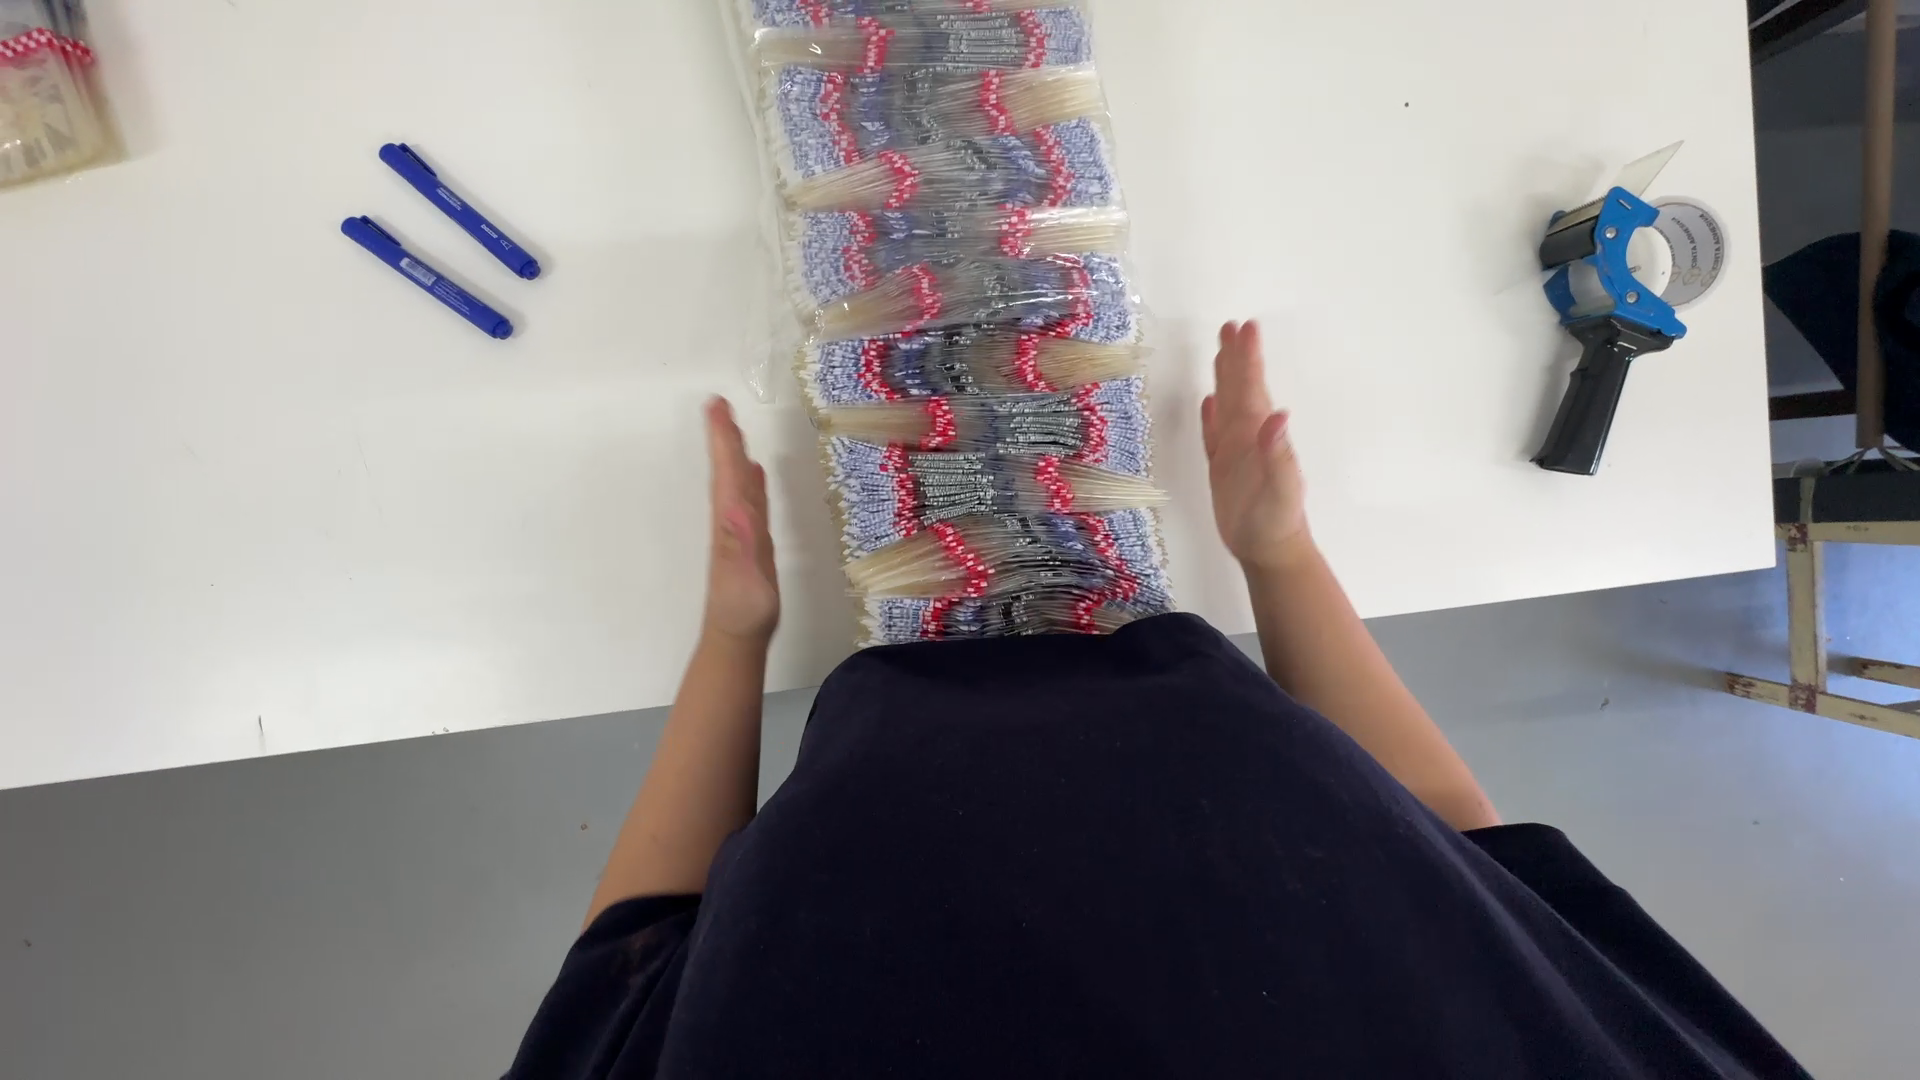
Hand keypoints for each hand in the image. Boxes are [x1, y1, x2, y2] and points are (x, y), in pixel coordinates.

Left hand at [701, 397, 780, 643]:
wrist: (735, 637)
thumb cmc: (744, 612)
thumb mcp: (746, 581)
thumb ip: (742, 547)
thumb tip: (738, 508)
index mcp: (731, 525)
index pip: (726, 475)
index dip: (723, 442)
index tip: (716, 407)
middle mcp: (732, 522)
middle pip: (726, 472)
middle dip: (723, 439)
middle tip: (719, 405)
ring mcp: (740, 532)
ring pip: (736, 483)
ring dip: (733, 454)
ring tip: (734, 428)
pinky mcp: (751, 542)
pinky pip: (751, 501)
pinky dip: (750, 482)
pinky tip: (754, 471)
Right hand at [1201, 321, 1312, 572]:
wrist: (1269, 549)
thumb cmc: (1276, 521)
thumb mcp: (1281, 490)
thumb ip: (1278, 455)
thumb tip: (1278, 414)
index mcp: (1258, 436)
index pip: (1251, 389)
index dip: (1247, 359)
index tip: (1244, 328)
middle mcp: (1247, 437)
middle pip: (1239, 389)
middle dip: (1235, 358)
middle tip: (1230, 326)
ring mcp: (1234, 452)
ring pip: (1226, 405)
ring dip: (1224, 378)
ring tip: (1219, 352)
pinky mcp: (1221, 468)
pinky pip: (1213, 434)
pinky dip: (1210, 416)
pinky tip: (1208, 402)